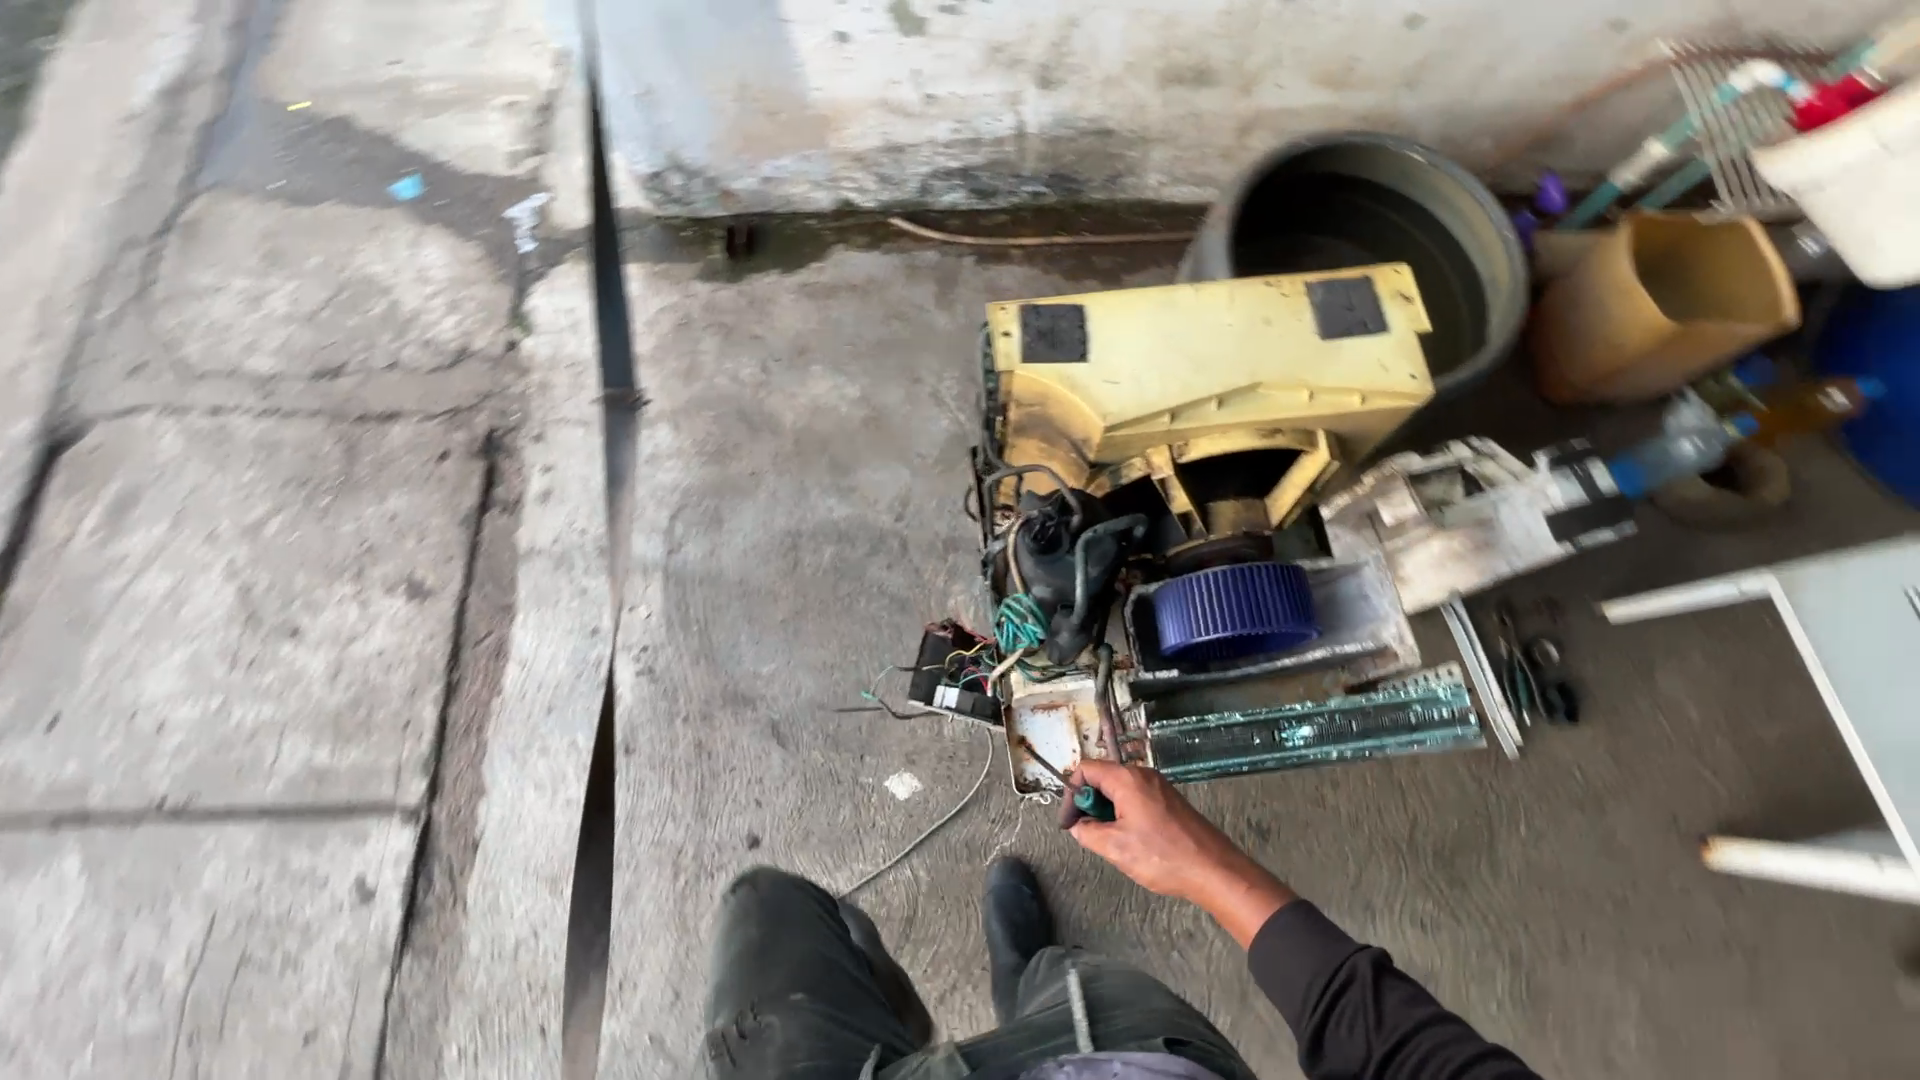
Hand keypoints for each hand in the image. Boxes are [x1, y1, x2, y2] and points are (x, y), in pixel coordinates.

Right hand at [1068, 760, 1296, 946]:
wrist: (1214, 869)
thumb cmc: (1163, 856)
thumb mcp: (1115, 847)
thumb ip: (1088, 832)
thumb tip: (1079, 826)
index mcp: (1127, 779)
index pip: (1086, 769)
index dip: (1071, 794)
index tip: (1069, 822)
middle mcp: (1143, 775)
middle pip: (1103, 777)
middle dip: (1089, 803)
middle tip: (1088, 832)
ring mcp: (1159, 786)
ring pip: (1120, 789)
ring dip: (1107, 810)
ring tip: (1111, 840)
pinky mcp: (1170, 800)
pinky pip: (1137, 798)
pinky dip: (1125, 812)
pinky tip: (1132, 840)